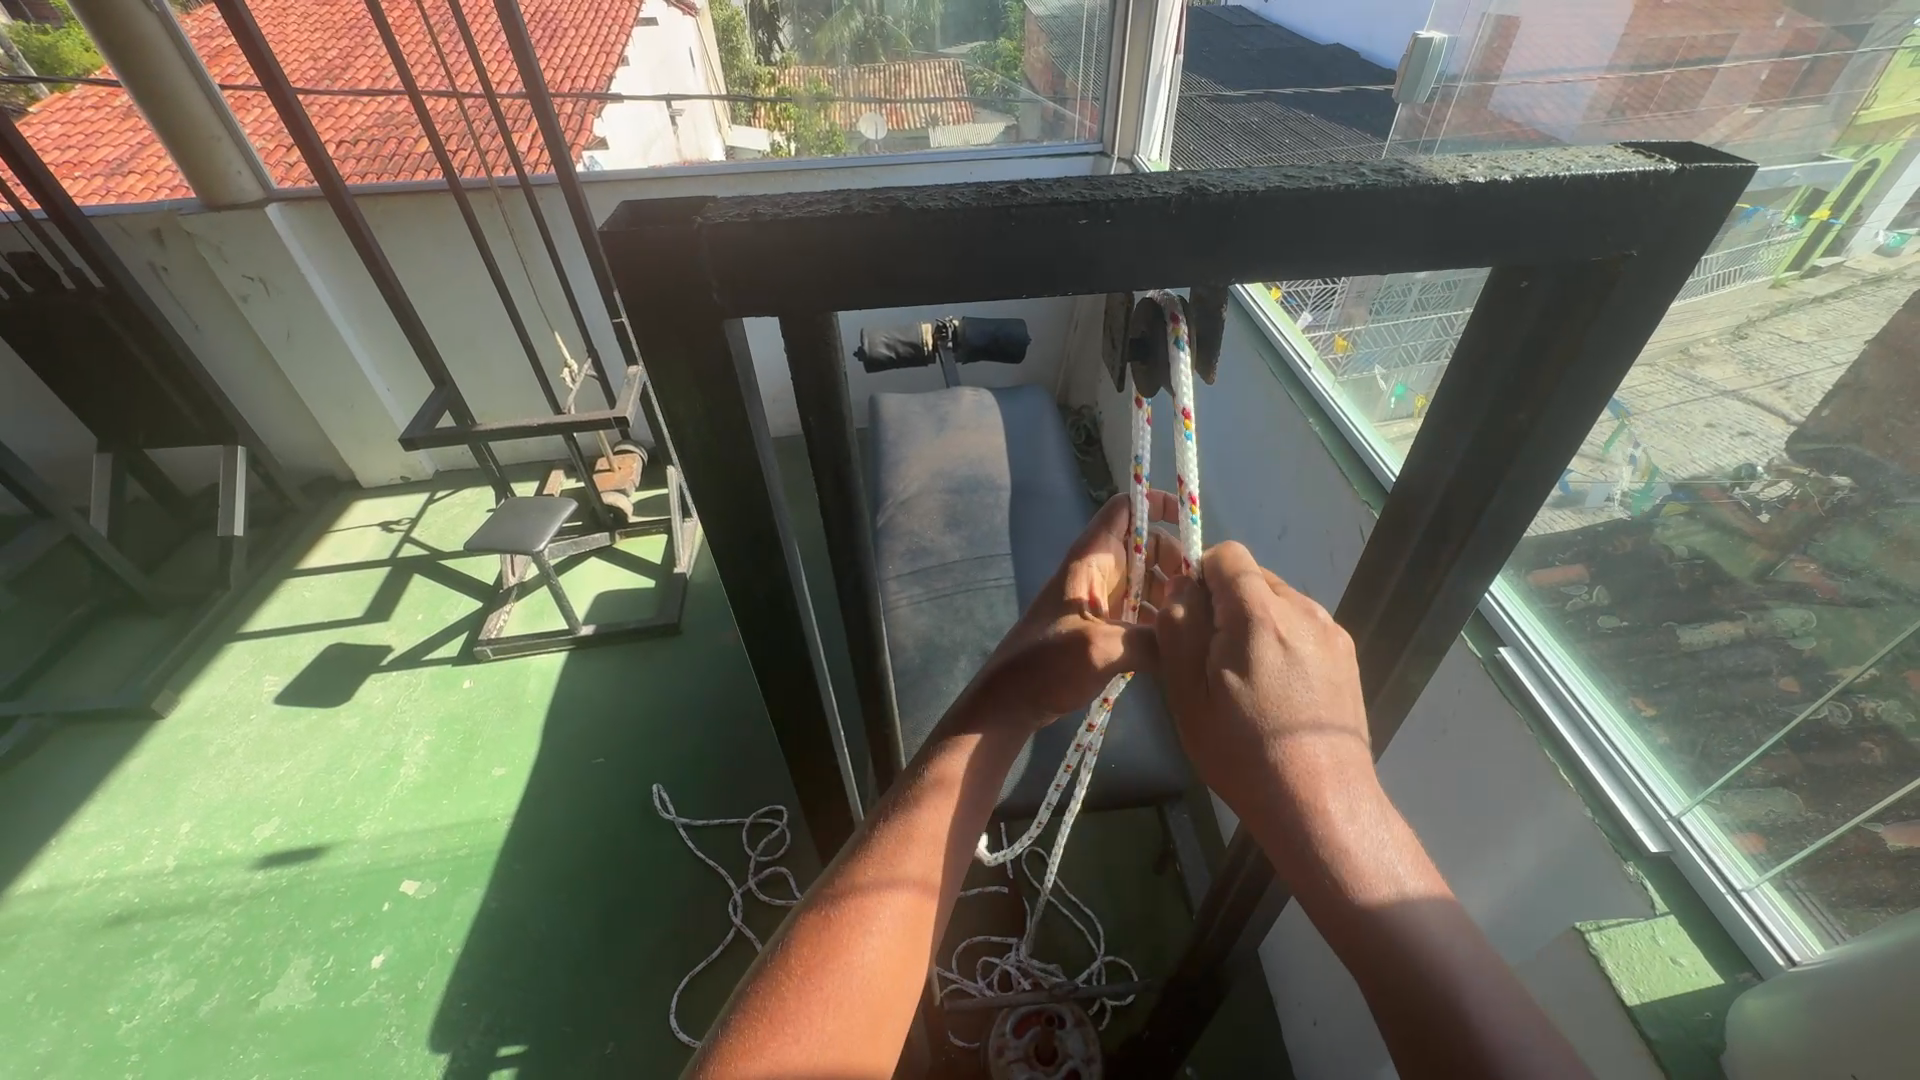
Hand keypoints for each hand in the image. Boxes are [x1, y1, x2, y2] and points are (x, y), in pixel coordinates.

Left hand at [959, 489, 1184, 727]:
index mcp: (1091, 560)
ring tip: (1199, 619)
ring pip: (1148, 581)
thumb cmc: (1045, 664)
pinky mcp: (1106, 629)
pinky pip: (1142, 612)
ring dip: (1171, 594)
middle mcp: (1099, 573)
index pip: (1125, 510)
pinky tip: (1182, 642)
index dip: (1156, 504)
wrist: (1011, 700)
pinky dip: (1161, 620)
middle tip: (1202, 592)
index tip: (1191, 524)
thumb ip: (1149, 641)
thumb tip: (1194, 637)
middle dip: (1176, 560)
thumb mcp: (1099, 650)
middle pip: (1147, 546)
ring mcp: (1102, 601)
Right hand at [1153, 541, 1374, 818]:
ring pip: (1277, 601)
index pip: (1227, 554)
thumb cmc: (1241, 749)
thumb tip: (1181, 586)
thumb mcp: (1186, 691)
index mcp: (1258, 614)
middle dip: (1225, 603)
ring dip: (1253, 622)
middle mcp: (1302, 609)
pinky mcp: (1347, 654)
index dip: (1199, 576)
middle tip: (1211, 657)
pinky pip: (1301, 625)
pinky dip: (1281, 640)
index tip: (1190, 619)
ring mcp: (1330, 631)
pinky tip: (1278, 688)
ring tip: (1247, 677)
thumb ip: (1178, 625)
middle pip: (1252, 577)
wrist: (1318, 801)